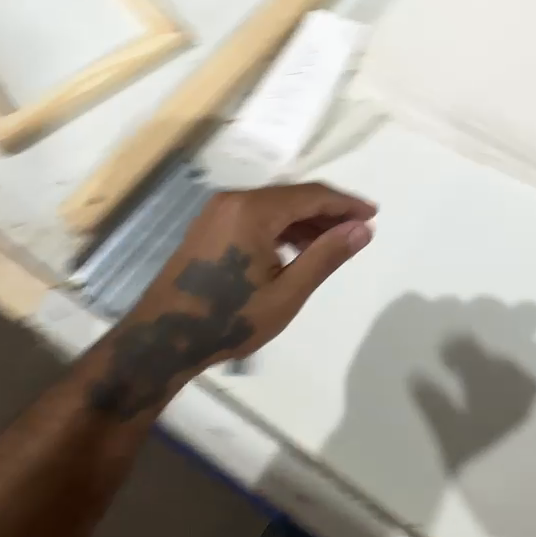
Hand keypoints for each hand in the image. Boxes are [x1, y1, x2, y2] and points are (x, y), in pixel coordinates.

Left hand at [89, 182, 375, 419]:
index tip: (373, 215)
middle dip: (328, 212)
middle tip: (358, 229)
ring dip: (306, 221)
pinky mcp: (210, 226)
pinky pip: (257, 215)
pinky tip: (295, 249)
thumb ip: (326, 255)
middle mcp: (235, 200)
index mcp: (254, 209)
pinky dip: (282, 227)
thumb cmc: (228, 319)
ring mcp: (218, 211)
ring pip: (275, 206)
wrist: (162, 341)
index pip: (312, 195)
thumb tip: (362, 229)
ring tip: (332, 243)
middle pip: (294, 196)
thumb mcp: (287, 293)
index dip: (346, 203)